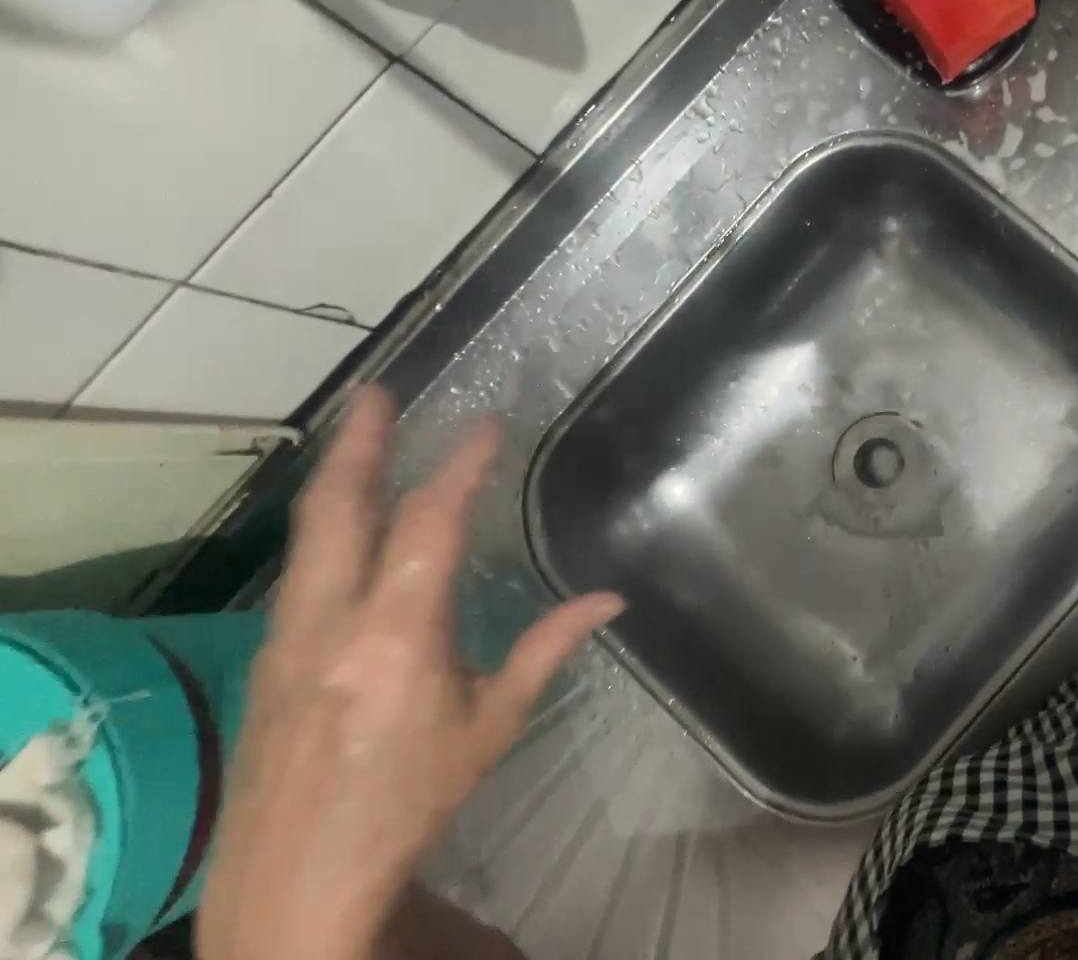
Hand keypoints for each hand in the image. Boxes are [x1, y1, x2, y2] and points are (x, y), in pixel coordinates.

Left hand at [198, 388, 621, 959]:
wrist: (298, 880)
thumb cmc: (413, 799)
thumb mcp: (493, 725)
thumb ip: (547, 649)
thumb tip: (611, 598)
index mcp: (397, 636)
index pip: (429, 526)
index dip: (460, 467)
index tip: (486, 424)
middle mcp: (330, 621)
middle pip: (339, 511)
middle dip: (362, 446)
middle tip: (379, 395)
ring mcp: (286, 636)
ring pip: (308, 536)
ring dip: (340, 480)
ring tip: (363, 438)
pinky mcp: (267, 656)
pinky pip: (301, 570)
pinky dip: (328, 528)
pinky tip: (348, 525)